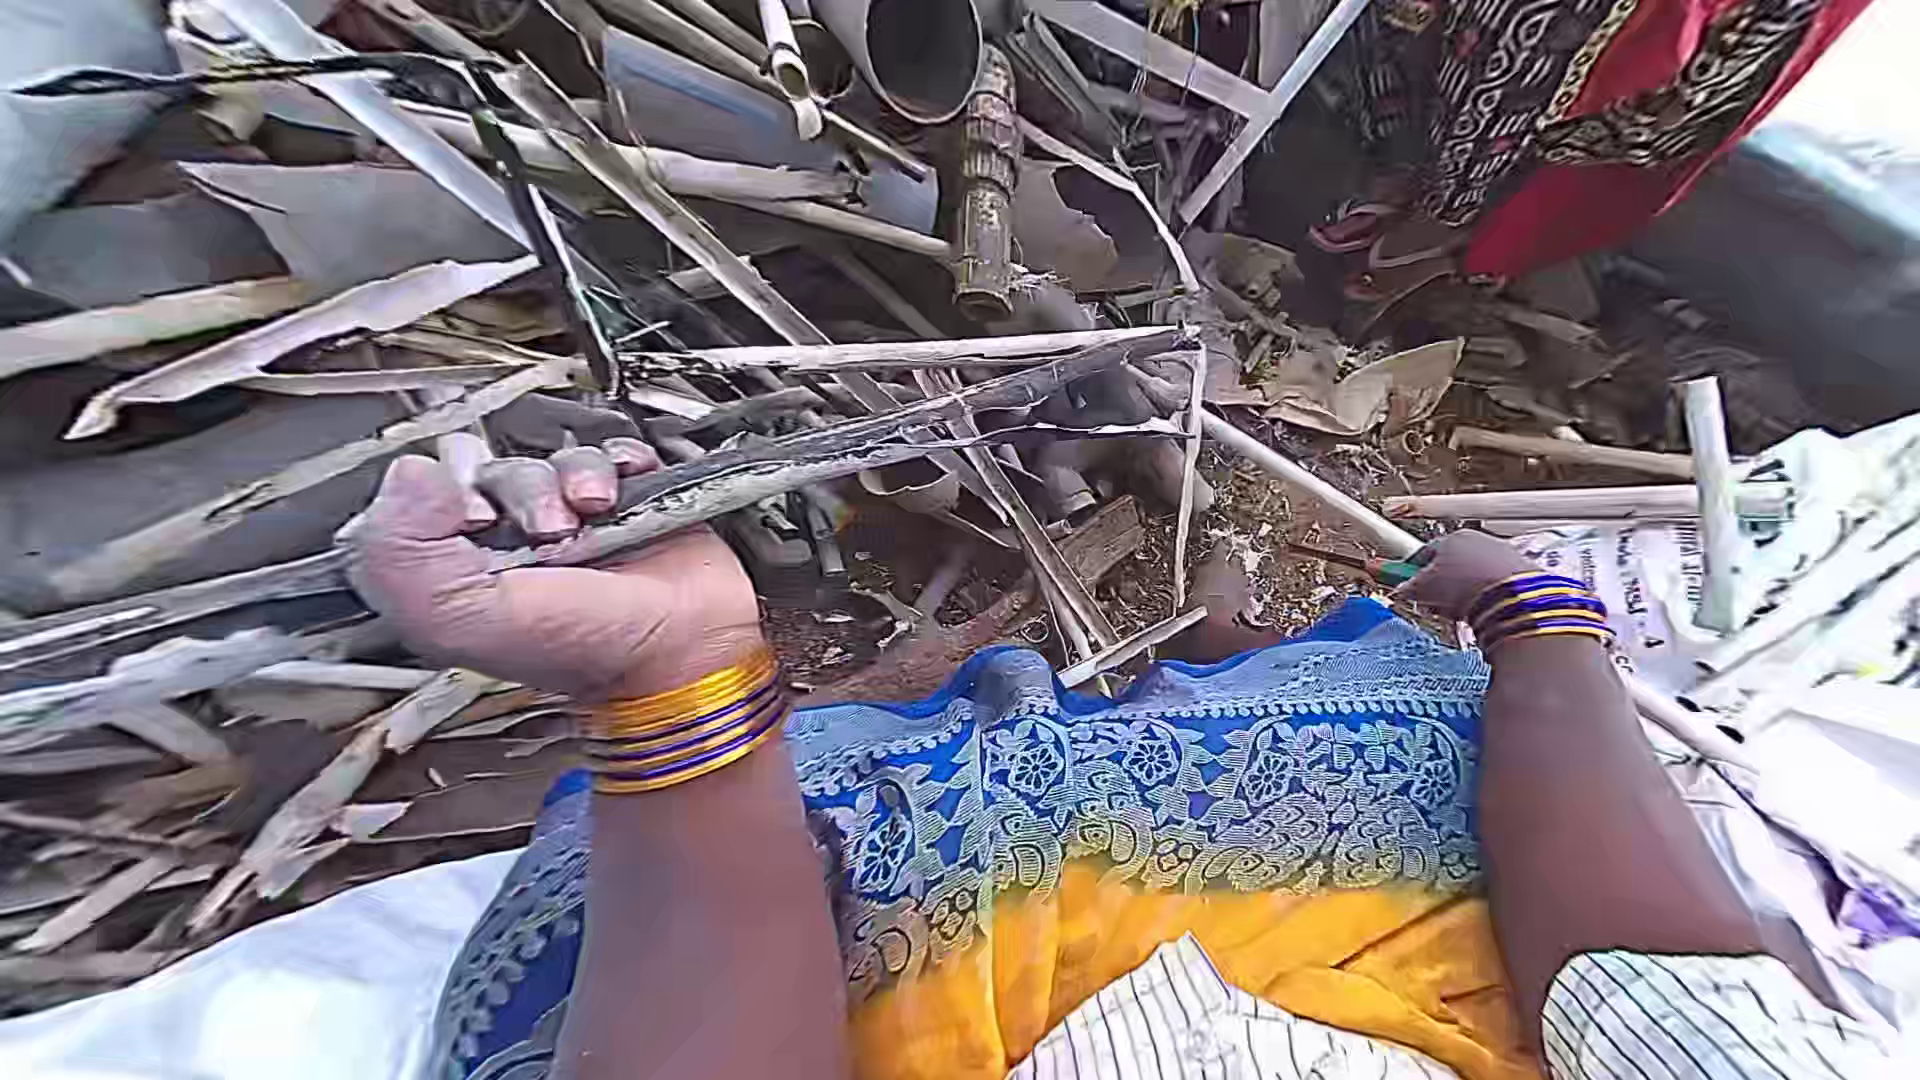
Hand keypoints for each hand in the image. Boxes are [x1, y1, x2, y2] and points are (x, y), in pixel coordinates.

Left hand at [342, 441, 763, 701]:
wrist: (681, 644)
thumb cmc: (585, 650)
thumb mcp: (462, 621)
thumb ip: (404, 553)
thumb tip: (412, 470)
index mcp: (469, 568)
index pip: (435, 494)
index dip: (452, 491)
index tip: (479, 520)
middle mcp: (524, 540)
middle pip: (503, 469)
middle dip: (525, 489)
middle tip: (551, 530)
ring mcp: (586, 519)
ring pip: (562, 459)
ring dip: (578, 474)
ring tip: (598, 510)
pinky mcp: (639, 504)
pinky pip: (620, 455)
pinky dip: (623, 459)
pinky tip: (628, 486)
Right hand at [1398, 530, 1539, 618]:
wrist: (1513, 600)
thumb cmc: (1464, 587)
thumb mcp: (1421, 589)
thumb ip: (1407, 587)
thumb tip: (1401, 590)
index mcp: (1454, 537)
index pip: (1426, 552)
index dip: (1414, 571)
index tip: (1410, 585)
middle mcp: (1484, 540)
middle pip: (1454, 561)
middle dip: (1444, 582)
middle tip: (1434, 601)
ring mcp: (1508, 556)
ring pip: (1478, 573)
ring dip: (1467, 590)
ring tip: (1460, 610)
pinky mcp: (1529, 574)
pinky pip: (1500, 585)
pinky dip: (1490, 596)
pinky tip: (1483, 610)